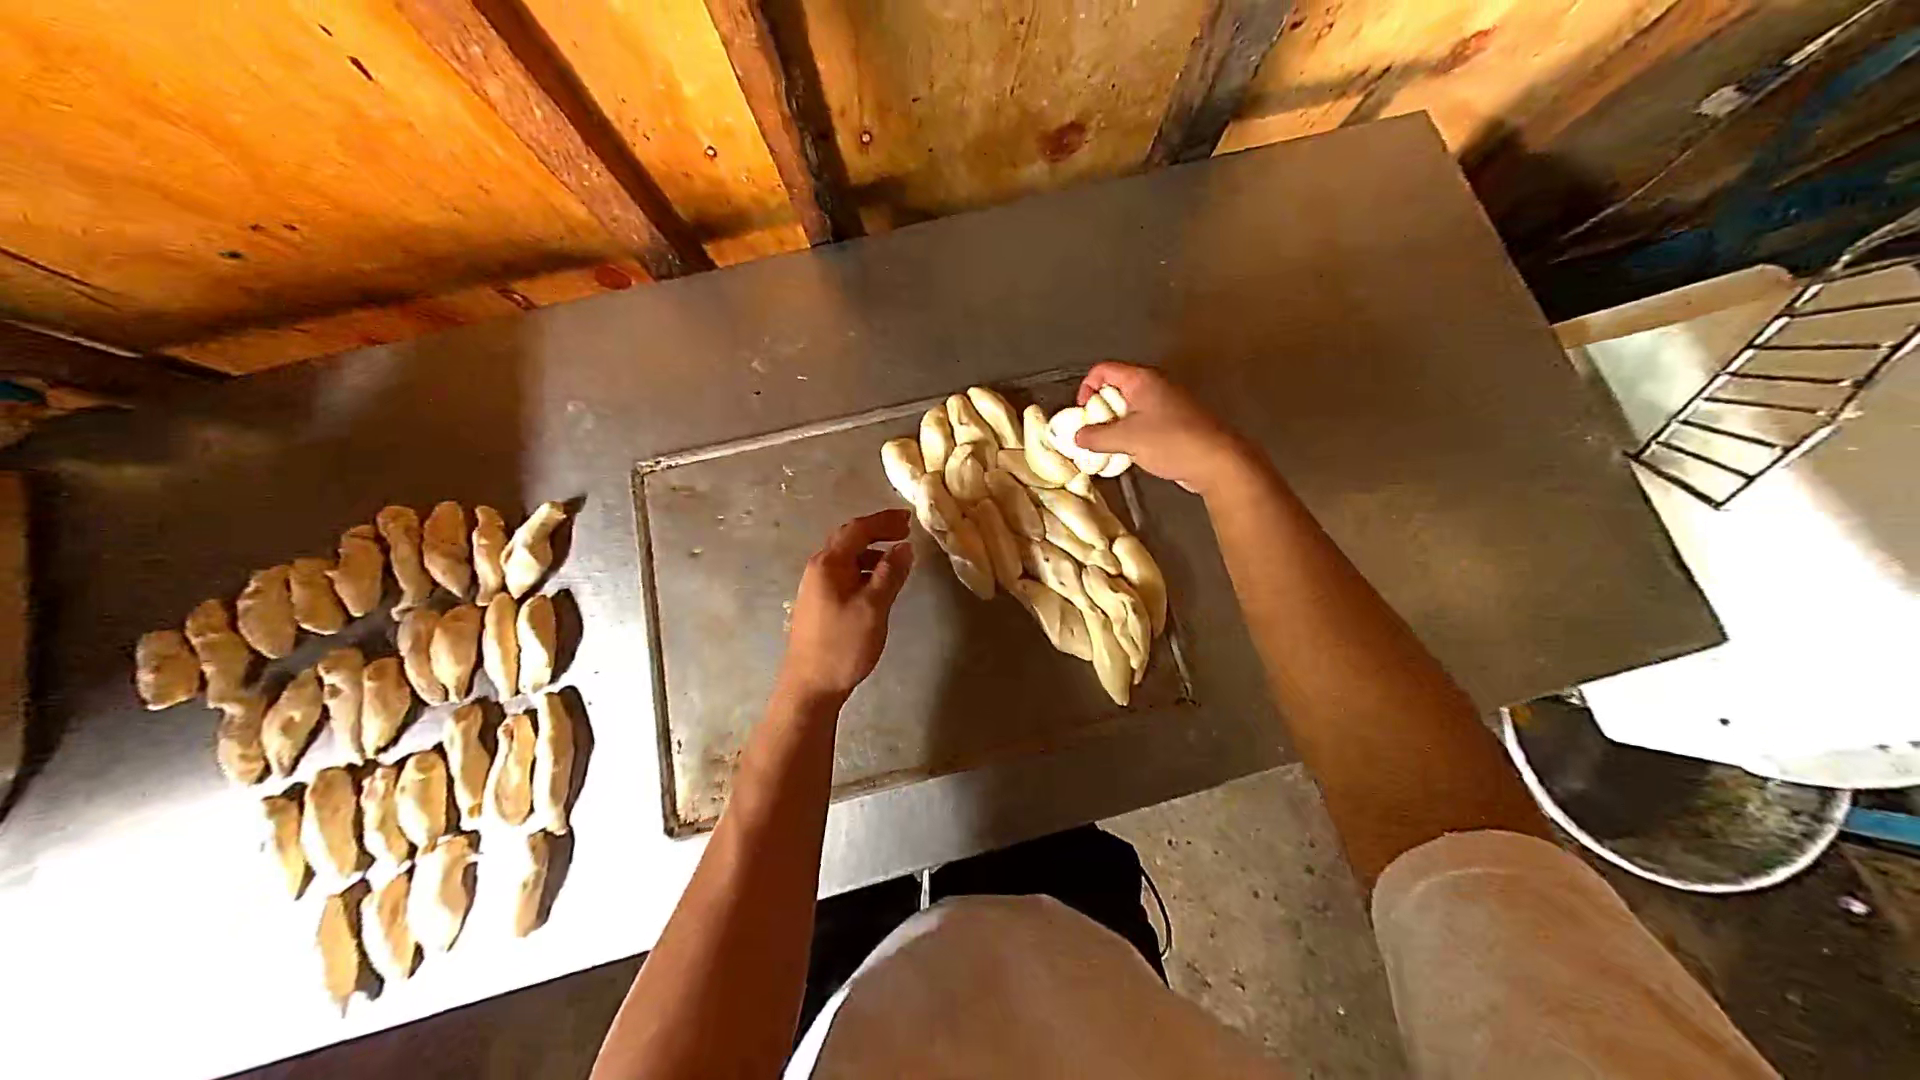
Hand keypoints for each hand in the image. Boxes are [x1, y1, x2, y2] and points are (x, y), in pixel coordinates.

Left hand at [776, 509, 915, 704]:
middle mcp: (818, 569)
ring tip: (897, 556)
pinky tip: (879, 583)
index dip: (883, 521)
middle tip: (905, 529)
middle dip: (877, 531)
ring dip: (872, 551)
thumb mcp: (874, 608)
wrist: (810, 686)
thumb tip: (904, 547)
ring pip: (847, 558)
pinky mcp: (819, 604)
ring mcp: (816, 587)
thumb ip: (890, 574)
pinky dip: (864, 570)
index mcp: (828, 565)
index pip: (857, 530)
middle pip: (848, 539)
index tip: (908, 519)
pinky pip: (845, 574)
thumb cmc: (842, 645)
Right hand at [1075, 362, 1253, 495]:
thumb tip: (1079, 436)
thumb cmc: (1172, 442)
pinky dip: (1132, 432)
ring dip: (1116, 424)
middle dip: (1100, 409)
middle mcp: (1156, 384)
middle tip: (1094, 431)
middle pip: (1116, 387)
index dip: (1087, 387)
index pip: (1103, 370)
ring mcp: (1168, 402)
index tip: (1083, 412)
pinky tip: (1131, 452)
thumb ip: (1096, 436)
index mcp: (1142, 379)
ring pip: (1131, 406)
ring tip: (1111, 444)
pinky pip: (1145, 420)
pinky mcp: (1176, 420)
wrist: (1216, 461)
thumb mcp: (1125, 439)